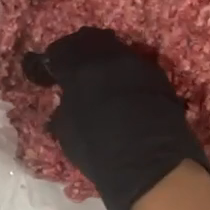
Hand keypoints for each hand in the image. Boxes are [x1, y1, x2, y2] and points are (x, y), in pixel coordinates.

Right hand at [30, 27, 209, 209]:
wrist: (152, 167)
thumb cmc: (100, 152)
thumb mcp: (68, 132)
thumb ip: (65, 107)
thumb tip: (68, 99)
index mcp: (82, 68)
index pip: (60, 51)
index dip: (52, 61)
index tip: (48, 73)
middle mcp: (112, 57)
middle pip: (91, 42)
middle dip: (80, 53)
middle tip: (73, 71)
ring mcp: (140, 66)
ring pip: (117, 52)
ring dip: (105, 63)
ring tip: (99, 82)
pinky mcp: (161, 80)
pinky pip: (136, 68)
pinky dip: (125, 75)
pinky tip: (122, 93)